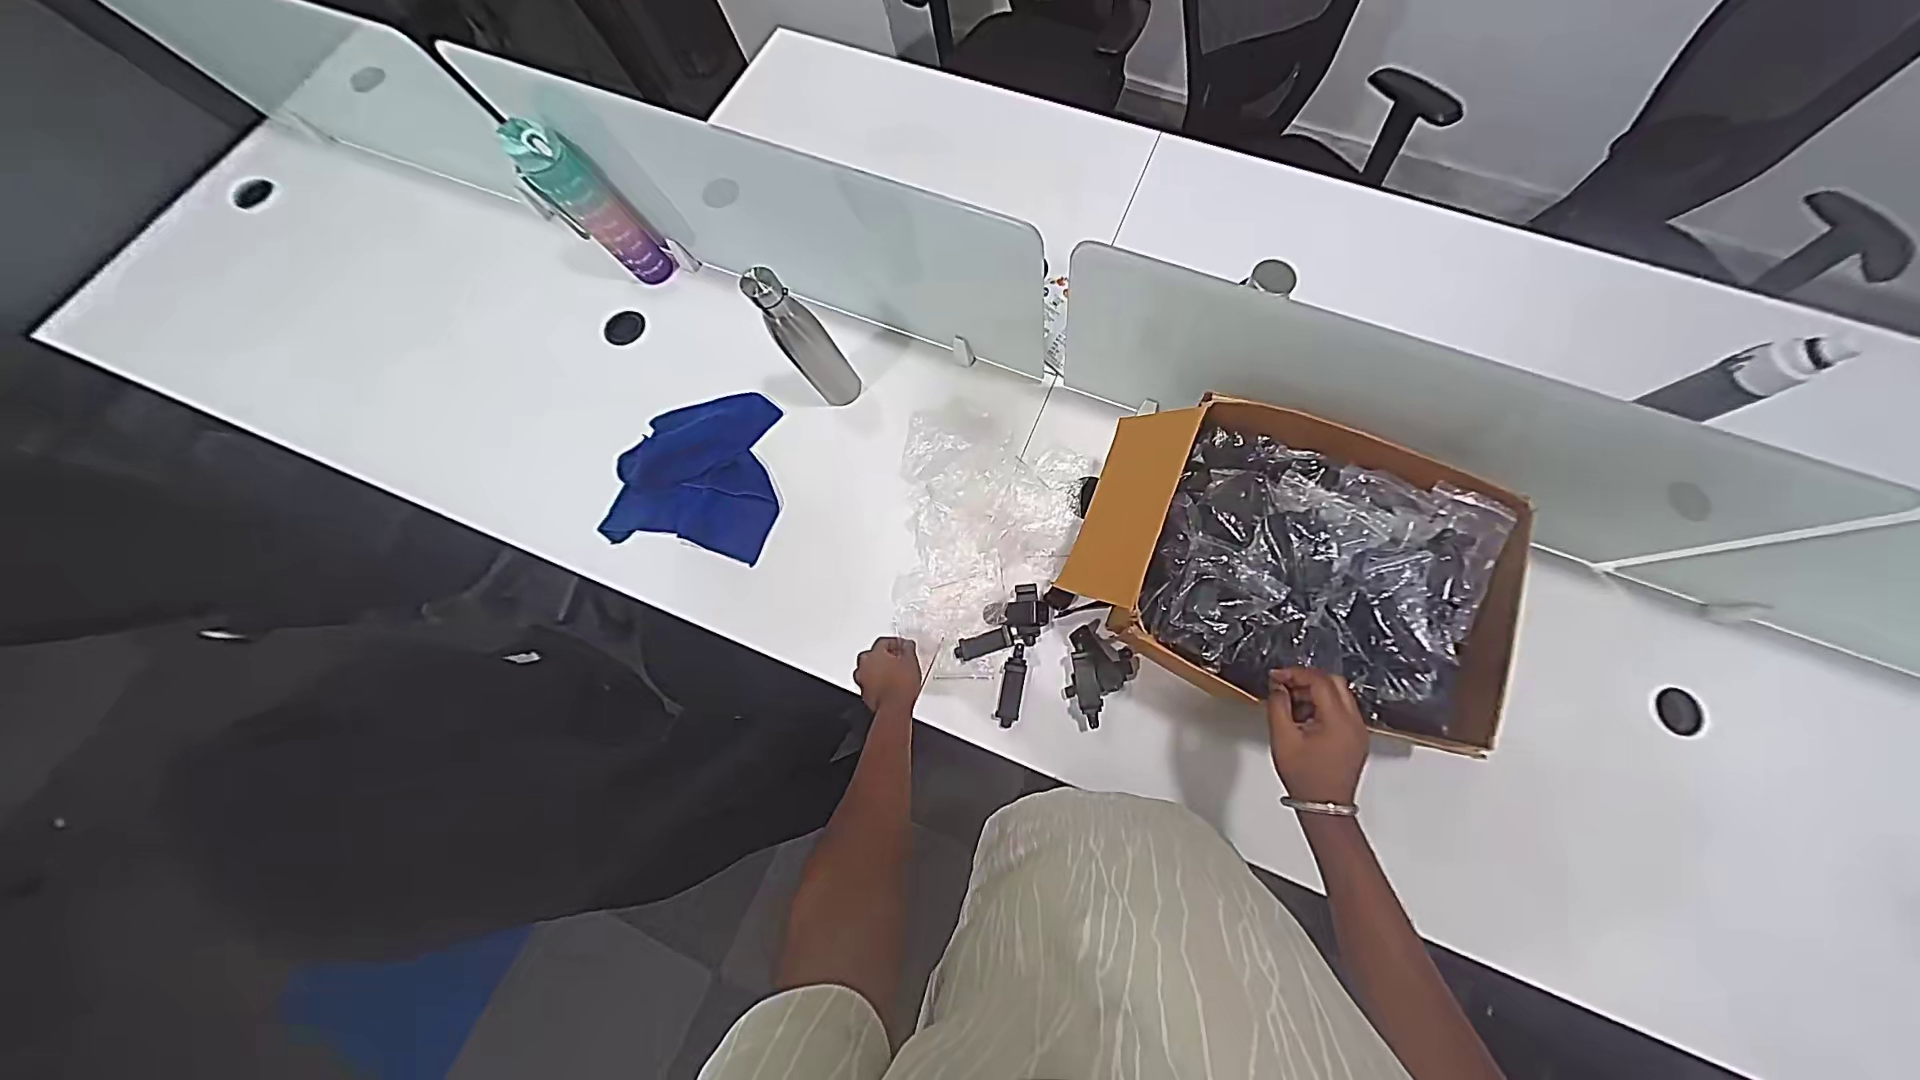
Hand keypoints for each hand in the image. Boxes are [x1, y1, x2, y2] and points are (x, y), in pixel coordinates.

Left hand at [854, 637, 921, 713]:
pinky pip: (870, 682)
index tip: (902, 645)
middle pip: (873, 654)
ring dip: (879, 668)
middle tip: (897, 658)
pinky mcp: (865, 693)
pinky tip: (888, 684)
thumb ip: (908, 649)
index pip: (883, 642)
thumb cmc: (900, 686)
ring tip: (892, 671)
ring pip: (869, 668)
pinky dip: (877, 681)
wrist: (894, 708)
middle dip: (885, 655)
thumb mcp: (911, 661)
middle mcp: (865, 665)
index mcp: (875, 654)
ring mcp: (863, 680)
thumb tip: (907, 645)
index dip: (894, 642)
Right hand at [1265, 667, 1369, 804]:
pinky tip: (1303, 717)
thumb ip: (1278, 705)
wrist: (1323, 805)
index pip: (1319, 681)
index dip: (1295, 673)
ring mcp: (1358, 730)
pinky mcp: (1356, 738)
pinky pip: (1341, 710)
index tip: (1276, 676)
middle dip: (1306, 679)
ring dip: (1314, 692)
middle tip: (1284, 685)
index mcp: (1338, 720)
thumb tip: (1278, 686)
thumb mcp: (1282, 737)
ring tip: (1290, 703)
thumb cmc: (1305, 776)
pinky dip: (1322, 705)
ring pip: (1339, 694)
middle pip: (1334, 682)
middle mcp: (1354, 722)